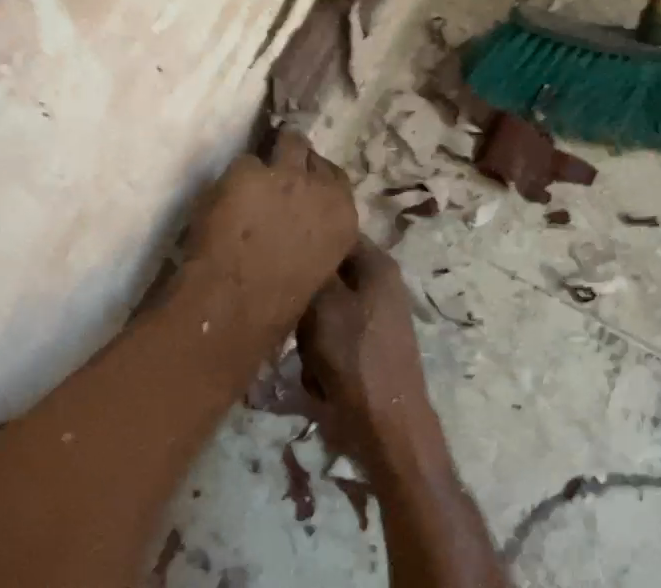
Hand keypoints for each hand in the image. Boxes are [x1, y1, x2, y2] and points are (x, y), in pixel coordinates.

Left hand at [185, 130, 358, 332]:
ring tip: (251, 174)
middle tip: (275, 171)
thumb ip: (315, 232)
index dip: (314, 176)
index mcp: (342, 217)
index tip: (301, 181)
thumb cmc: (279, 300)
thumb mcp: (317, 264)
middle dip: (293, 157)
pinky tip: (221, 200)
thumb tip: (300, 221)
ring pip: (285, 142)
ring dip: (269, 157)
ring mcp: (283, 174)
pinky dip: (232, 181)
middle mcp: (319, 188)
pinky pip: (240, 165)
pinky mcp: (246, 170)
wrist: (237, 302)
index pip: (335, 177)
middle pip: (309, 153)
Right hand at [296, 239, 432, 463]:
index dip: (305, 237)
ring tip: (303, 351)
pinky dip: (320, 356)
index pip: (335, 231)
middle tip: (289, 311)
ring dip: (307, 332)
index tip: (275, 248)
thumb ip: (312, 267)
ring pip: (322, 309)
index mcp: (377, 265)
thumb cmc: (354, 357)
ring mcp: (374, 320)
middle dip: (303, 295)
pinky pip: (330, 340)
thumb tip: (297, 239)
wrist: (385, 428)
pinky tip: (317, 376)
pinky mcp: (365, 351)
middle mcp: (379, 286)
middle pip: (326, 274)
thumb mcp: (324, 303)